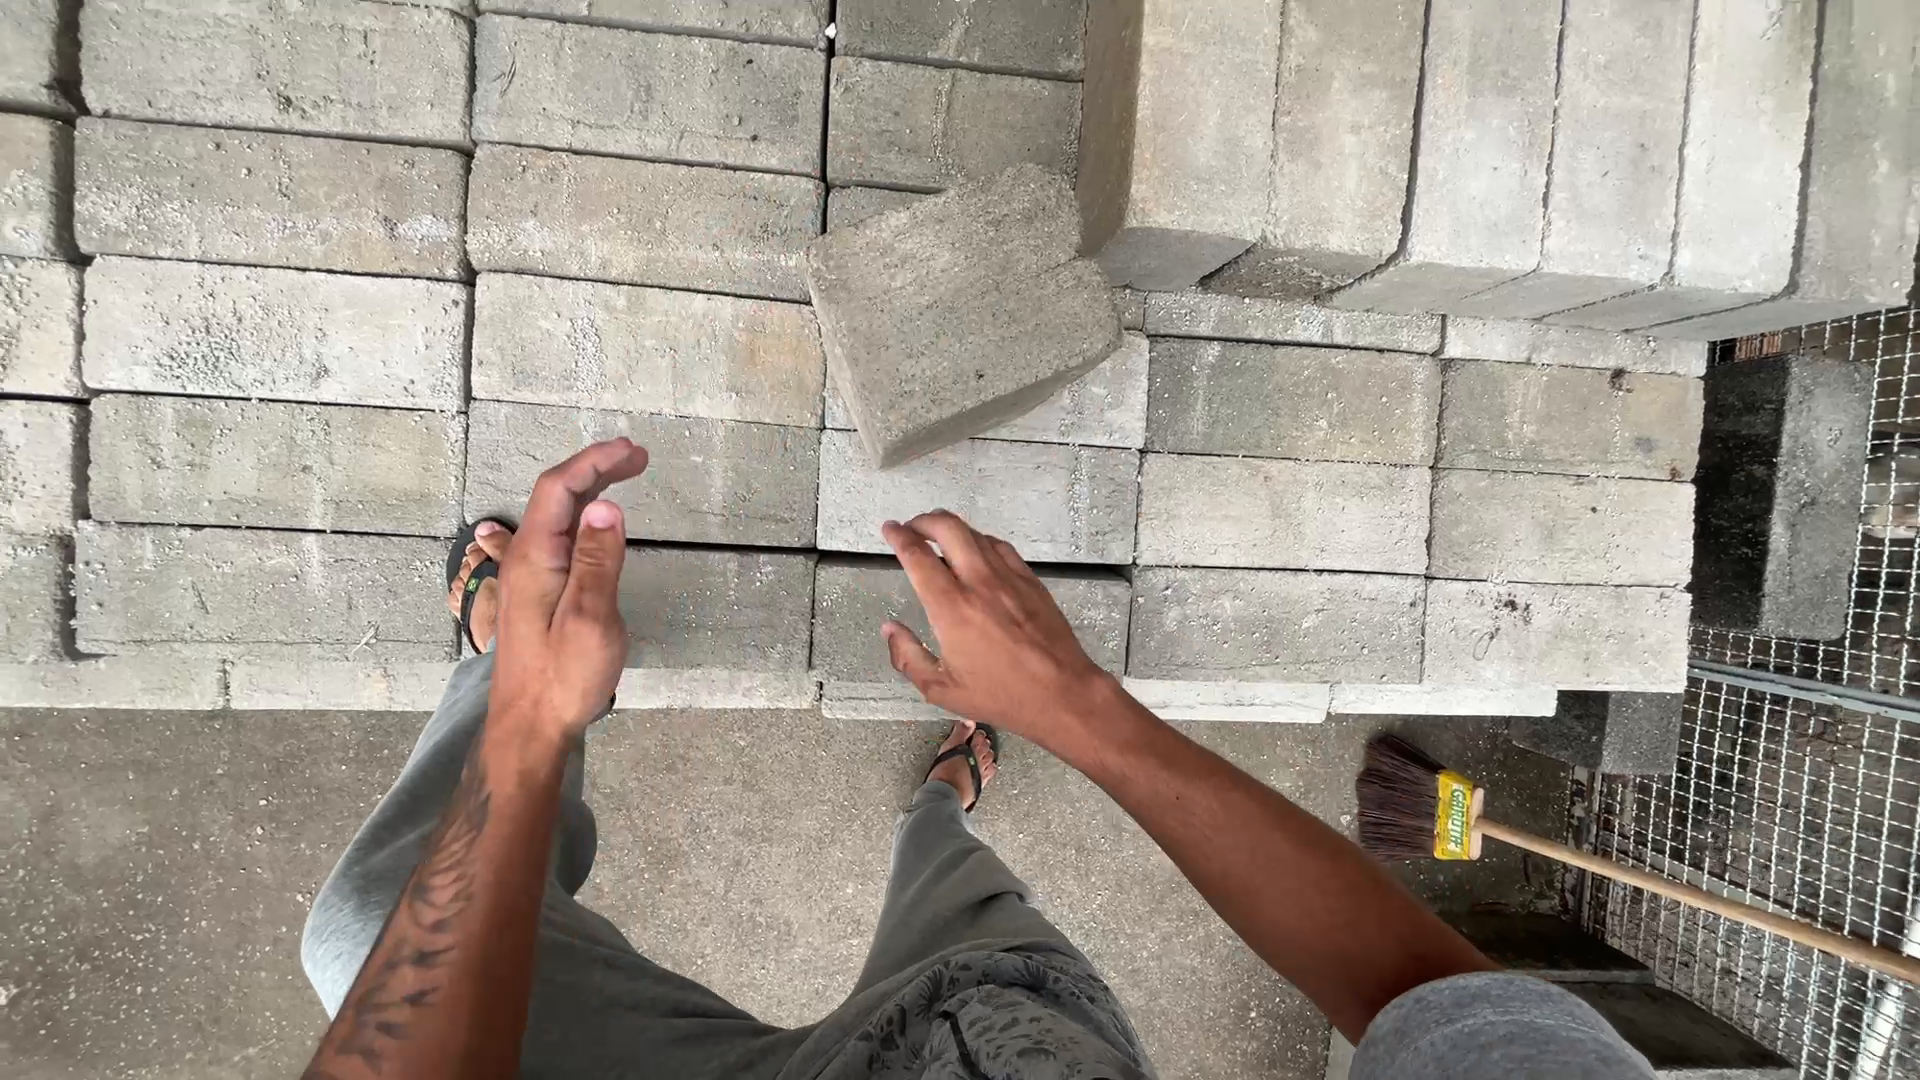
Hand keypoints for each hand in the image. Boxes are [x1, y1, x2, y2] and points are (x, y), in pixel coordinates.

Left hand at [487, 438, 649, 744]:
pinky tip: (599, 521)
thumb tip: (606, 506)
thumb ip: (597, 560)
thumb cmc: (564, 675)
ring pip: (559, 516)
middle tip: (639, 457)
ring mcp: (532, 576)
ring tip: (626, 475)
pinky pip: (563, 537)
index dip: (594, 462)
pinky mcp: (542, 592)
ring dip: (591, 488)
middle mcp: (528, 558)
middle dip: (595, 468)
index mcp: (536, 557)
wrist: (531, 724)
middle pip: (556, 496)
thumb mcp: (589, 617)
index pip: (558, 490)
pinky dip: (587, 515)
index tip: (633, 451)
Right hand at [880, 511, 1116, 746]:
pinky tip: (975, 549)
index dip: (899, 536)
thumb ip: (907, 657)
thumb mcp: (941, 689)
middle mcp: (978, 582)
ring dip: (950, 527)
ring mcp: (1008, 577)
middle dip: (923, 520)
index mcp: (951, 607)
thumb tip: (889, 629)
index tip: (889, 529)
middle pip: (947, 528)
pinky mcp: (1029, 580)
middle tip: (911, 527)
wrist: (1061, 691)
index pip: (918, 556)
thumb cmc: (1000, 695)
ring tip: (937, 534)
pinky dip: (980, 540)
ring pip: (974, 533)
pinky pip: (1000, 547)